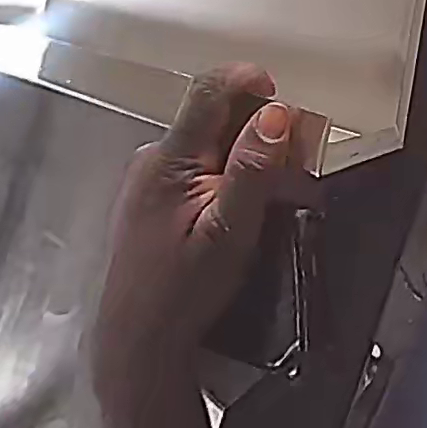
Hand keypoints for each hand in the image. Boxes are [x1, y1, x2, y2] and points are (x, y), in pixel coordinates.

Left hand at [91, 63, 307, 427]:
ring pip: (212, 134)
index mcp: (168, 159)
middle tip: (290, 156)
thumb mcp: (229, 232)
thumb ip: (253, 169)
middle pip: (216, 111)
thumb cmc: (182, 293)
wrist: (136, 349)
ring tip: (270, 185)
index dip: (249, 78)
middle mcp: (155, 156)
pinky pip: (202, 157)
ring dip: (248, 146)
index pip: (209, 90)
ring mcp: (152, 174)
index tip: (283, 96)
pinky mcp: (155, 191)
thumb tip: (278, 112)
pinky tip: (242, 197)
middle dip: (260, 122)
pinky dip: (231, 164)